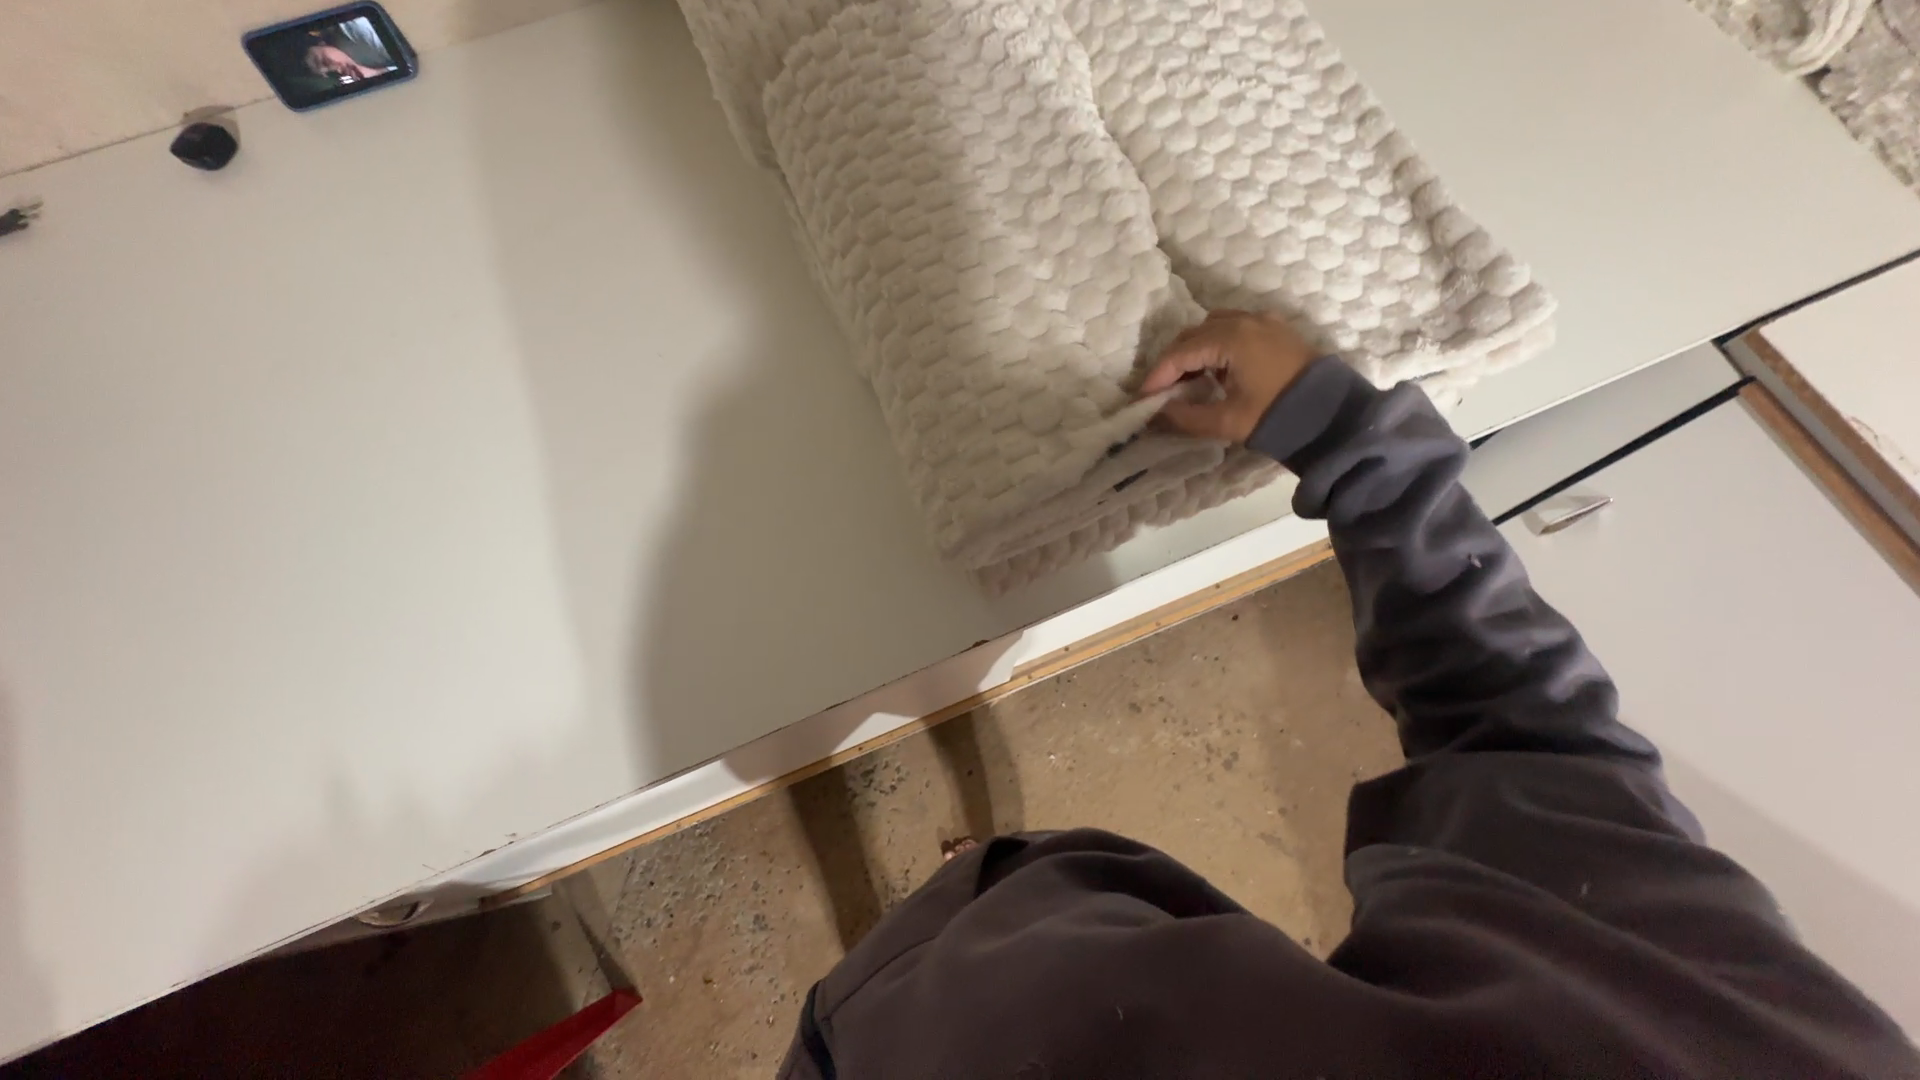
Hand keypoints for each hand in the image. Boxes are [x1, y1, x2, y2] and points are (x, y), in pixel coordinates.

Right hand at [1139, 310, 1316, 442]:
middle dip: (1173, 362)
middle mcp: (1246, 321)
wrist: (1334, 417)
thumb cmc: (1277, 416)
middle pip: (1194, 334)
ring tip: (1189, 381)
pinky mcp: (1278, 331)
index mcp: (1231, 338)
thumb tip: (1156, 415)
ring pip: (1214, 327)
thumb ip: (1185, 417)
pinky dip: (1218, 345)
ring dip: (1195, 350)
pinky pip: (1236, 328)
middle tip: (1162, 392)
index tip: (1143, 399)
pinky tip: (1218, 371)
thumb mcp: (1227, 422)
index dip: (1157, 377)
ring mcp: (1265, 322)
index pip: (1180, 353)